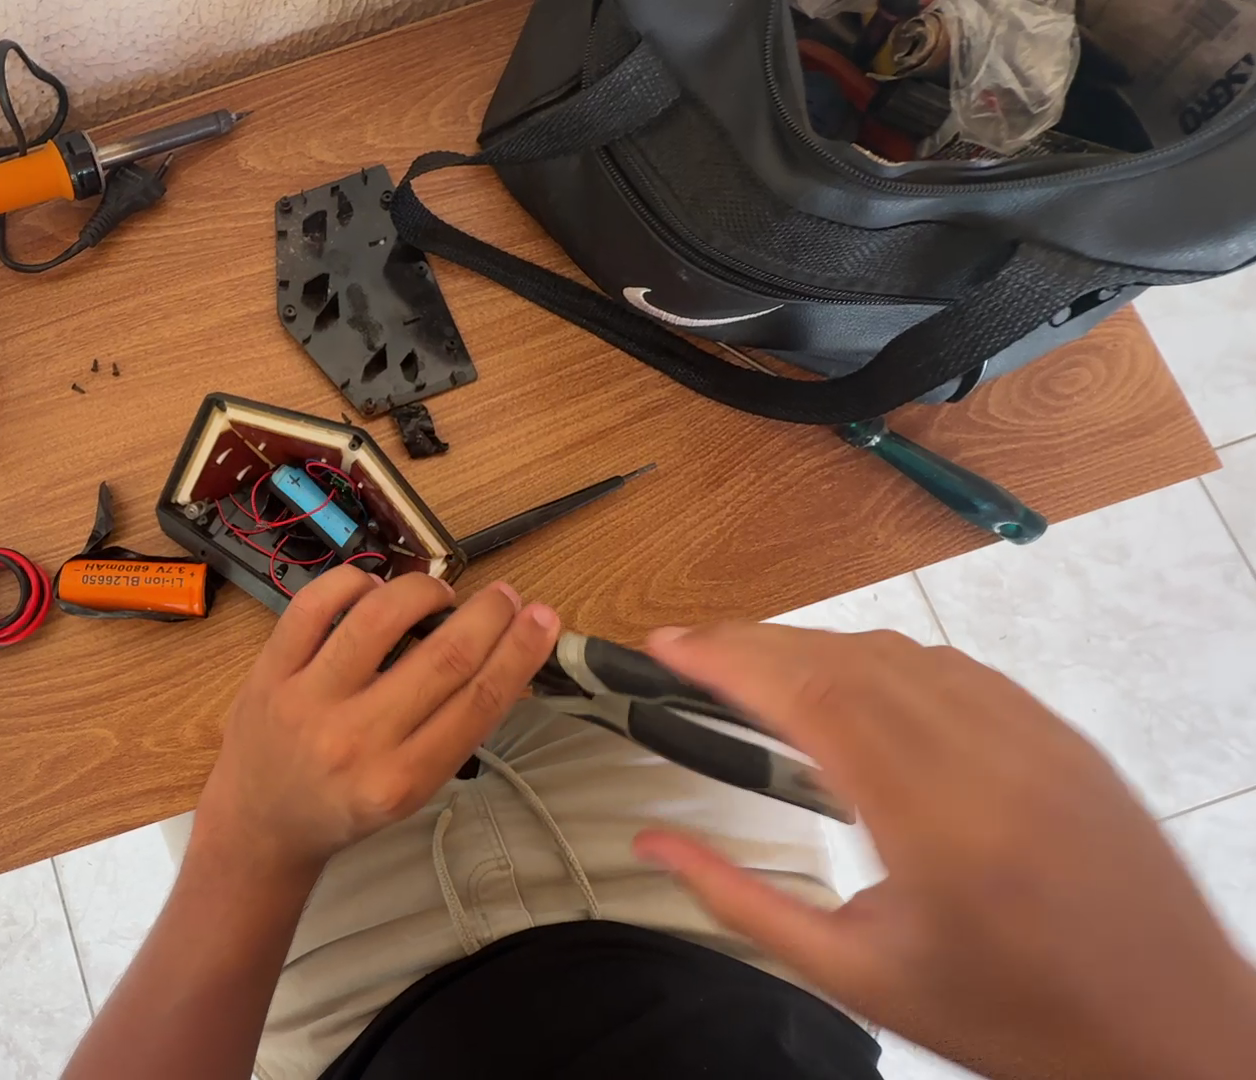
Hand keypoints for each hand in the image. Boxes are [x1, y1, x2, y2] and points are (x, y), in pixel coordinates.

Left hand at [192, 566, 560, 880]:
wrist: (258, 827)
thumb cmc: (341, 810)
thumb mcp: (408, 794)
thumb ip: (448, 733)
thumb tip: (499, 657)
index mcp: (401, 781)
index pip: (477, 703)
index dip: (519, 653)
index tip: (543, 618)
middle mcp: (357, 740)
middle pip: (442, 658)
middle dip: (488, 615)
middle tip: (505, 596)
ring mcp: (308, 700)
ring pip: (379, 619)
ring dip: (423, 590)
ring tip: (438, 593)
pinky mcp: (270, 671)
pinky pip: (314, 605)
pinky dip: (352, 582)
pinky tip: (373, 587)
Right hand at [633, 624, 1255, 1079]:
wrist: (1192, 1050)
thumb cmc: (1008, 1017)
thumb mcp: (852, 974)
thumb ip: (736, 900)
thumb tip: (651, 840)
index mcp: (937, 826)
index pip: (812, 699)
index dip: (728, 659)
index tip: (668, 645)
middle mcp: (992, 764)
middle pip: (844, 660)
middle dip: (749, 641)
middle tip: (685, 644)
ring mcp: (1038, 742)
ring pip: (894, 651)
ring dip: (805, 642)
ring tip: (744, 657)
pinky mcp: (1063, 738)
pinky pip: (949, 666)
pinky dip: (871, 654)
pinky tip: (836, 673)